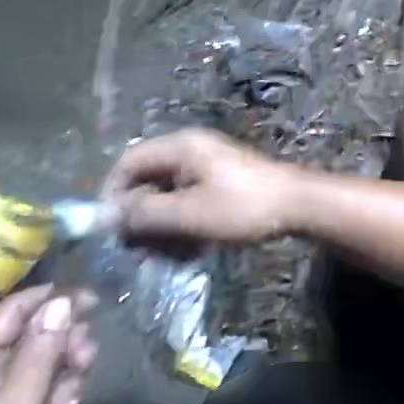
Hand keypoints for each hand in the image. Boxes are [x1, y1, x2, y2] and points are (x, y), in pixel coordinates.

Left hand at [0, 285, 97, 403]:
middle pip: (30, 337)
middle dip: (63, 347)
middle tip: (86, 360)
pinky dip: (53, 403)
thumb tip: (61, 300)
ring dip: (63, 380)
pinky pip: (35, 395)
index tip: (93, 301)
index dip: (52, 299)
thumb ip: (39, 355)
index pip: (11, 310)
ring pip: (39, 366)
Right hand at [103, 128, 307, 248]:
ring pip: (165, 196)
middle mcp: (189, 151)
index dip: (112, 193)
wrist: (296, 205)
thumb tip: (108, 215)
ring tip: (168, 256)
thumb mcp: (189, 214)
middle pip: (146, 180)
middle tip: (137, 252)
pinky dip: (181, 225)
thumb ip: (145, 213)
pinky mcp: (217, 184)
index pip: (129, 161)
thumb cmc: (241, 206)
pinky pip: (186, 202)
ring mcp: (205, 167)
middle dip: (139, 218)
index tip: (107, 230)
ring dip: (161, 227)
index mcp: (181, 147)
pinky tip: (189, 251)